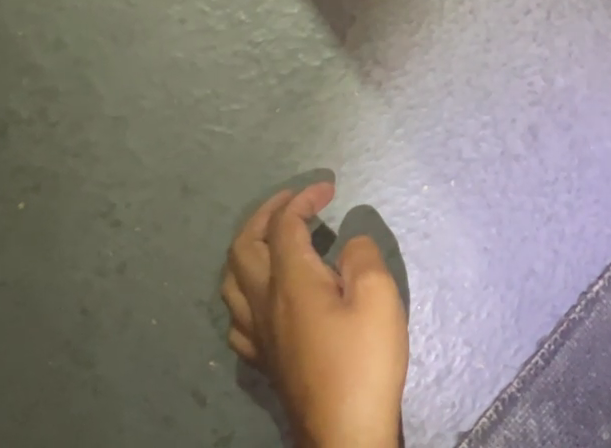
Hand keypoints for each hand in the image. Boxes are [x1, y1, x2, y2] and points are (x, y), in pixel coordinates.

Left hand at [222, 184, 407, 447]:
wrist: (345, 430)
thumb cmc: (365, 359)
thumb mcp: (378, 296)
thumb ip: (362, 257)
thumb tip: (348, 242)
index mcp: (291, 281)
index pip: (285, 226)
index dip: (303, 199)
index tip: (328, 187)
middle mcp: (264, 303)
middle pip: (245, 247)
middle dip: (266, 214)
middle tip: (293, 201)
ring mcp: (259, 334)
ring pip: (231, 281)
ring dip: (248, 248)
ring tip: (272, 238)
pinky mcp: (264, 359)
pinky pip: (237, 316)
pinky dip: (245, 290)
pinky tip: (262, 296)